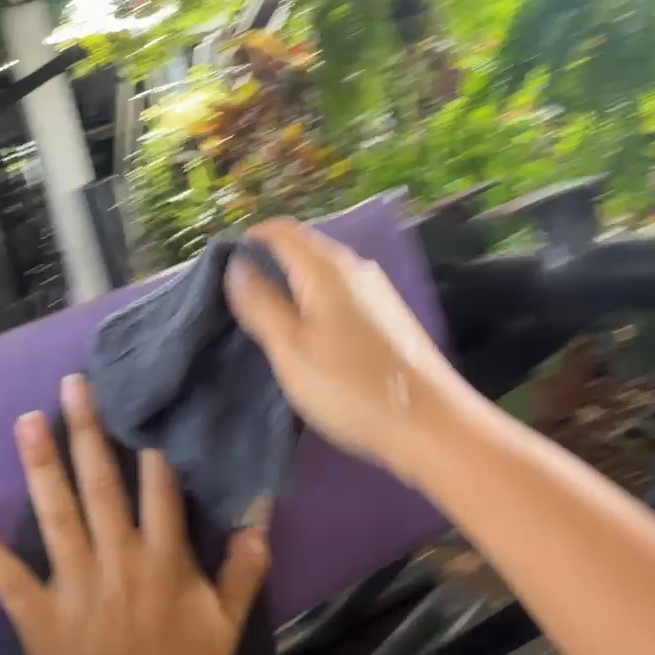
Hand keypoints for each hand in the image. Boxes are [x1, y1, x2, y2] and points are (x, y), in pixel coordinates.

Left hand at [0, 374, 270, 654]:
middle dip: (88, 431)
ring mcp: (74, 589)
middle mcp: (117, 561)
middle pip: (101, 485)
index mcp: (163, 560)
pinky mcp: (38, 620)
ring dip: (40, 467)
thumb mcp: (226, 625)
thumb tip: (263, 508)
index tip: (140, 397)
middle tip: (72, 383)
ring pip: (56, 516)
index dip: (151, 442)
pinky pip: (7, 582)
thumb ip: (245, 566)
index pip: (159, 487)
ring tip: (27, 419)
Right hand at [225, 218, 464, 474]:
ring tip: (268, 319)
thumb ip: (260, 302)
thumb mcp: (290, 348)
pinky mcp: (387, 314)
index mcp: (325, 267)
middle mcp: (354, 267)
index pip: (280, 229)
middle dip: (268, 263)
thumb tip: (238, 265)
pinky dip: (315, 301)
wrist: (431, 425)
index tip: (223, 269)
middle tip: (240, 299)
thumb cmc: (350, 386)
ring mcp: (375, 289)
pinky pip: (339, 291)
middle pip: (302, 247)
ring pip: (321, 272)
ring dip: (292, 284)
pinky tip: (309, 335)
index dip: (249, 240)